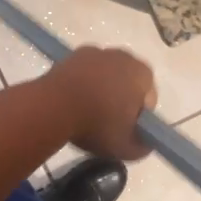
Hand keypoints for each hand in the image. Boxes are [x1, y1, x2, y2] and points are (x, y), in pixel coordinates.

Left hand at [45, 46, 156, 160]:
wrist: (53, 107)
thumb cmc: (97, 124)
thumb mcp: (126, 148)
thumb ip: (142, 147)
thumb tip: (144, 143)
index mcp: (142, 73)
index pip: (147, 100)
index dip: (137, 119)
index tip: (122, 131)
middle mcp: (122, 56)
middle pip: (126, 85)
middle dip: (118, 101)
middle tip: (105, 124)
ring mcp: (94, 52)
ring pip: (103, 78)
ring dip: (98, 92)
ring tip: (85, 114)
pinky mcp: (69, 56)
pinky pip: (82, 75)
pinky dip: (80, 86)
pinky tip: (71, 103)